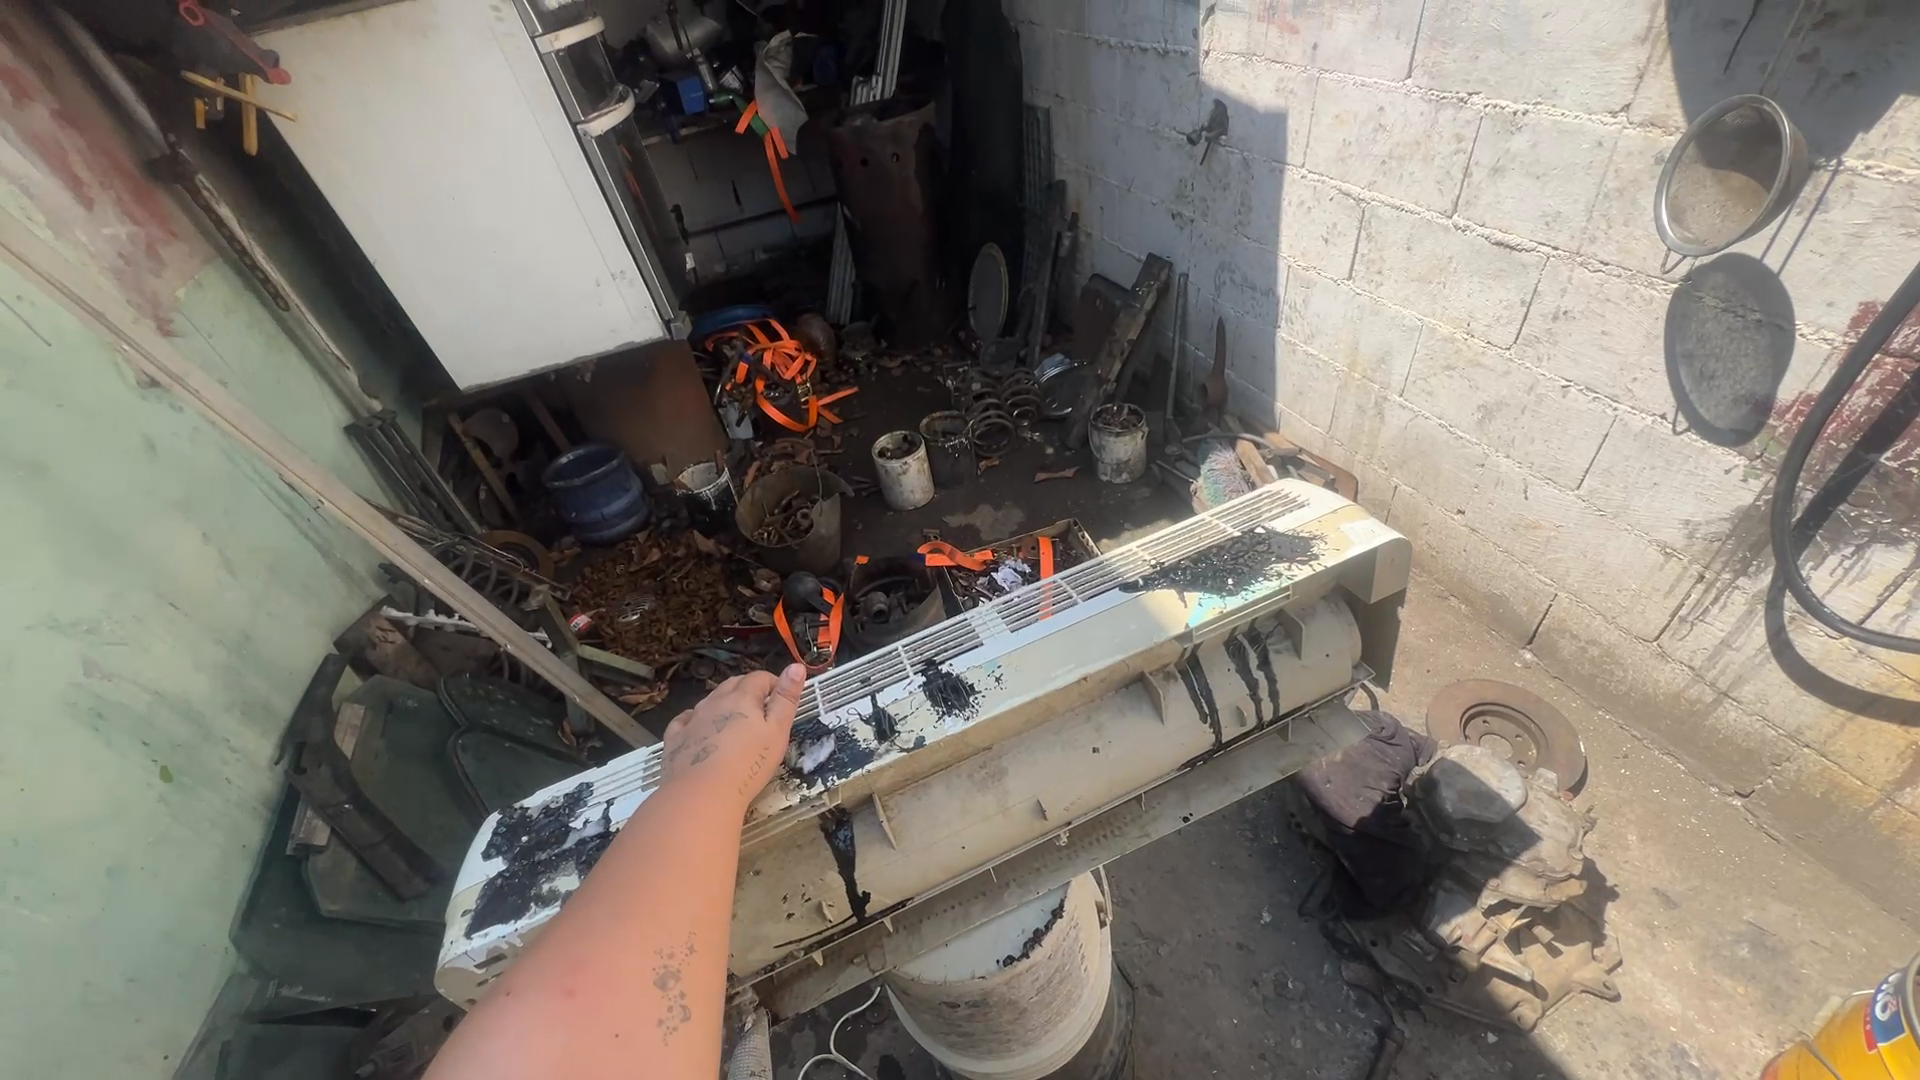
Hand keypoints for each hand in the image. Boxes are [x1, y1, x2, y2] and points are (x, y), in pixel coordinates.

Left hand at [662, 664, 804, 808]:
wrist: (702, 795)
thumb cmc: (749, 763)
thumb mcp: (778, 731)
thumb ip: (787, 698)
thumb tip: (797, 666)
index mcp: (742, 698)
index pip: (759, 678)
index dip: (772, 683)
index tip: (781, 697)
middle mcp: (715, 702)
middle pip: (733, 684)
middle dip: (748, 690)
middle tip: (761, 710)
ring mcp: (692, 720)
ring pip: (710, 701)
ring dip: (723, 704)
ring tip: (734, 722)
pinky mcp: (675, 739)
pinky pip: (685, 720)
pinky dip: (695, 719)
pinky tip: (698, 728)